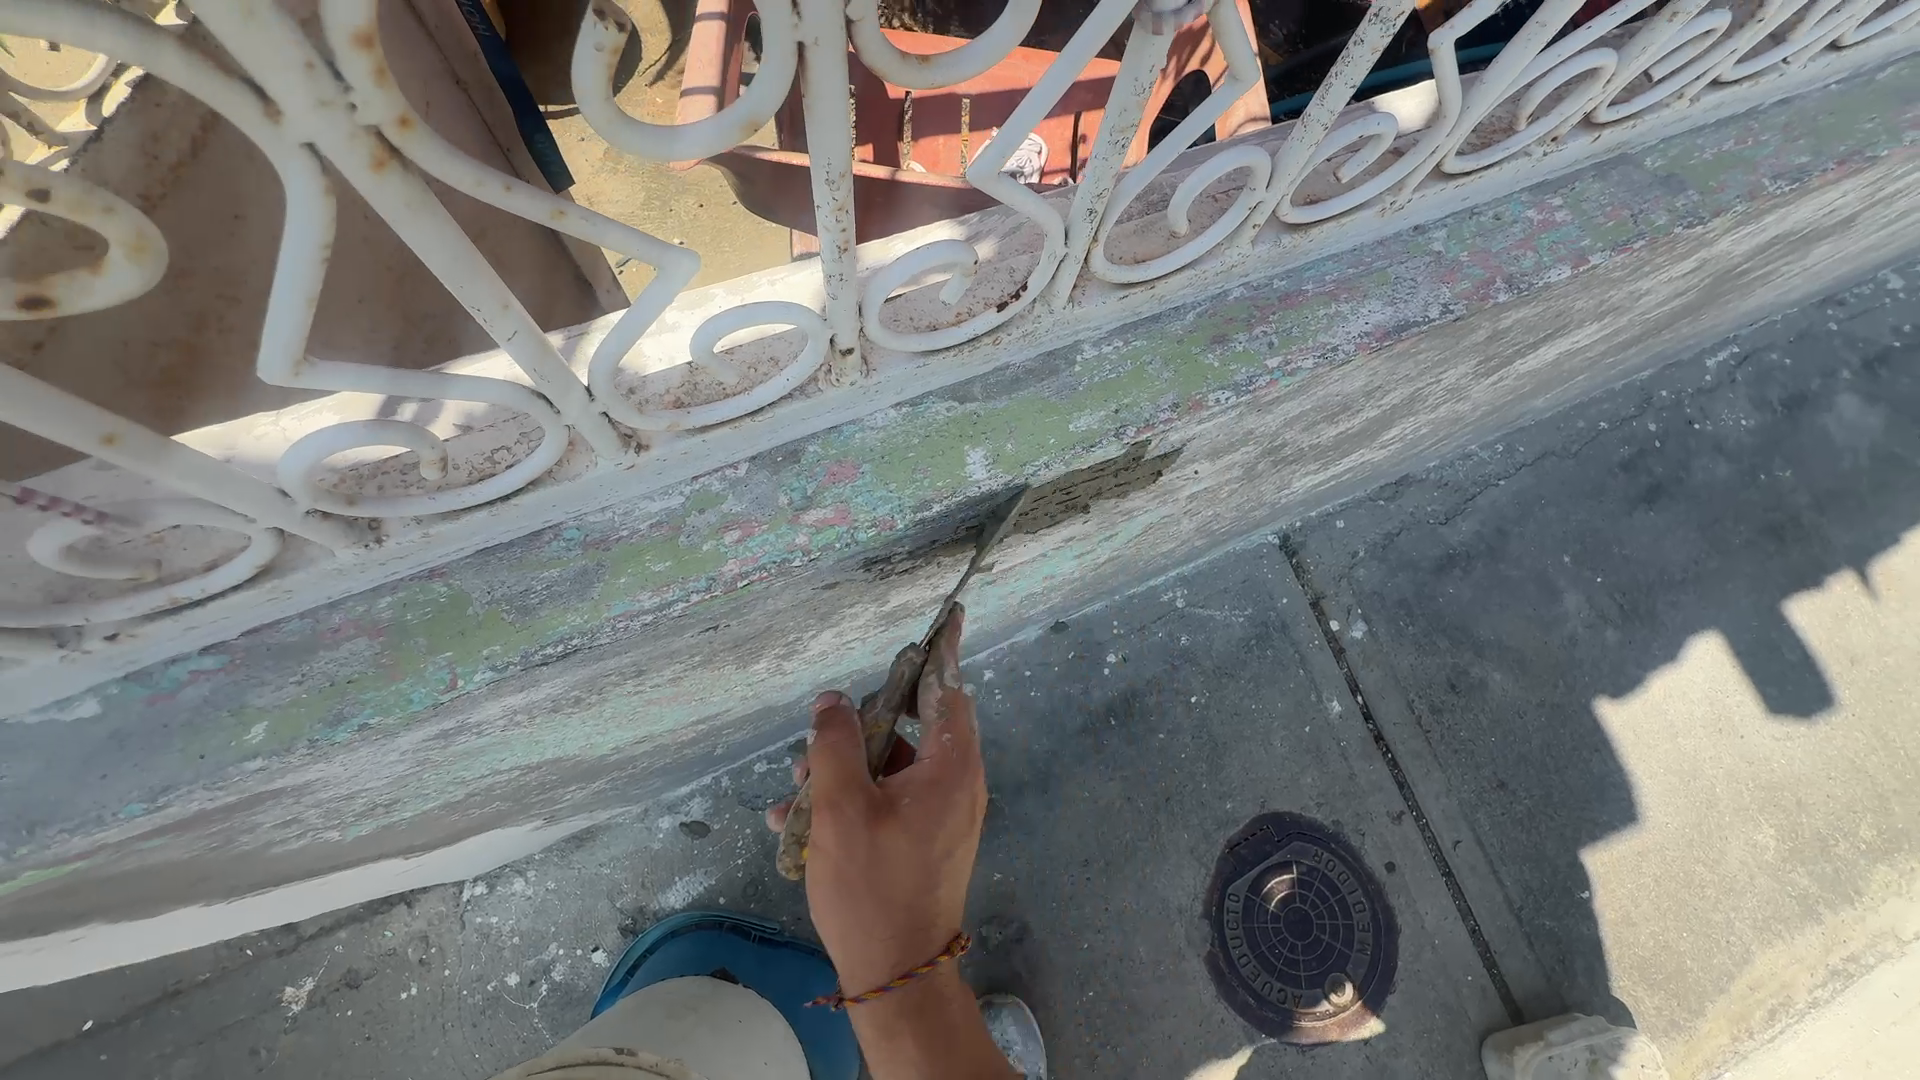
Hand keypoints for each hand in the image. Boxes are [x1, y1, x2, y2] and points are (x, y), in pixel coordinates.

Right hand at [766, 608, 986, 995]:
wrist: (896, 973)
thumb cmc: (873, 885)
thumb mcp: (842, 808)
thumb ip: (835, 745)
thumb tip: (832, 701)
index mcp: (951, 765)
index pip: (949, 689)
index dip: (942, 650)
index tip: (948, 614)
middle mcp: (956, 782)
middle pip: (910, 725)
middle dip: (859, 727)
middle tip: (819, 737)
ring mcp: (942, 811)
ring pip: (892, 764)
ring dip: (845, 768)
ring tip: (795, 790)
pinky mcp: (925, 836)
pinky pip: (890, 798)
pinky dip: (854, 799)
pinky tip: (799, 820)